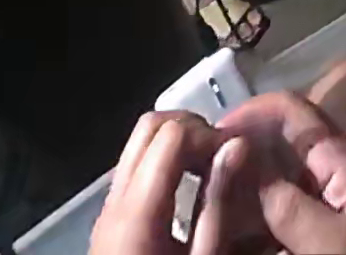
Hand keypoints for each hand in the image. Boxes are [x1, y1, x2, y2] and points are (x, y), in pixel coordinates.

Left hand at [90, 111, 245, 254]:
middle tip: (220, 155)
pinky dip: (164, 158)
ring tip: (208, 167)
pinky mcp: (109, 219)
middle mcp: (114, 201)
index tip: (234, 158)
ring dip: (177, 140)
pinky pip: (136, 164)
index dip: (207, 135)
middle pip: (150, 126)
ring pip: (140, 140)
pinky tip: (188, 186)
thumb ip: (218, 204)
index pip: (171, 134)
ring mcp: (107, 208)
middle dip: (191, 128)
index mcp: (136, 214)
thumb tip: (238, 144)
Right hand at [216, 92, 345, 254]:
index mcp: (333, 159)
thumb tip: (239, 163)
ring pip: (267, 191)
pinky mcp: (314, 240)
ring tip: (202, 216)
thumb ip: (287, 205)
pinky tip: (225, 242)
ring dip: (236, 199)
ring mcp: (319, 209)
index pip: (289, 111)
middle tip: (194, 182)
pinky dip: (250, 231)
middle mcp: (322, 175)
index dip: (250, 112)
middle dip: (234, 160)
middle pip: (271, 150)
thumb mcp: (335, 243)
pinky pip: (273, 226)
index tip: (208, 135)